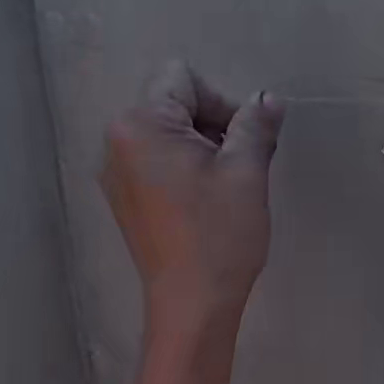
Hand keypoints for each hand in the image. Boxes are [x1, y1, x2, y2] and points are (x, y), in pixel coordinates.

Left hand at [100, 61, 284, 326]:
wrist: (193, 304)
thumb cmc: (221, 238)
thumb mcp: (247, 176)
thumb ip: (255, 127)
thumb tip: (267, 99)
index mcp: (141, 124)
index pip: (184, 78)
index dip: (224, 104)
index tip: (246, 146)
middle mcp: (117, 141)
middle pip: (172, 106)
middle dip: (213, 129)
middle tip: (242, 172)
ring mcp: (116, 175)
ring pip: (167, 139)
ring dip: (202, 154)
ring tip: (226, 194)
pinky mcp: (125, 203)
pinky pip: (157, 168)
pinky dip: (185, 176)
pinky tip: (205, 210)